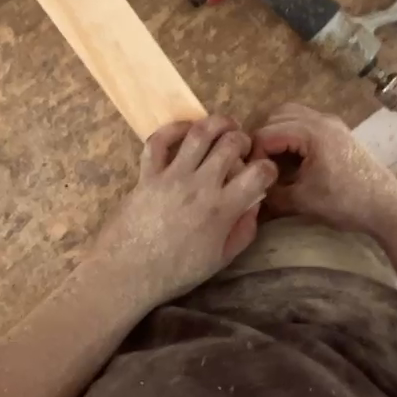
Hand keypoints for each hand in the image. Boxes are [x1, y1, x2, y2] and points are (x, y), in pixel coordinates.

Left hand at [88, 115, 276, 306]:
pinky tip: (186, 130)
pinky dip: (174, 129)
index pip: (258, 174)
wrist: (128, 273)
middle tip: (242, 148)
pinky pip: (159, 141)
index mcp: (222, 209)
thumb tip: (254, 205)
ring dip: (217, 123)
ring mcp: (172, 176)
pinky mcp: (147, 174)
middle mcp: (200, 185)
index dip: (268, 168)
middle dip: (243, 140)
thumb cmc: (176, 272)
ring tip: (224, 127)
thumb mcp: (220, 259)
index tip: (264, 173)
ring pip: (199, 133)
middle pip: (230, 144)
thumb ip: (243, 231)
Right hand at [250, 104, 396, 235]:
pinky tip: (294, 161)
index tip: (256, 176)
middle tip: (262, 167)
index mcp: (311, 132)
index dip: (256, 154)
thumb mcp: (302, 201)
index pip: (266, 133)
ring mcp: (332, 123)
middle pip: (277, 117)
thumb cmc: (345, 202)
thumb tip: (252, 191)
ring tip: (276, 162)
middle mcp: (321, 119)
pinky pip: (306, 123)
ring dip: (278, 135)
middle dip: (264, 140)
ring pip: (292, 116)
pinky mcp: (338, 132)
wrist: (386, 206)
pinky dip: (293, 136)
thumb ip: (272, 193)